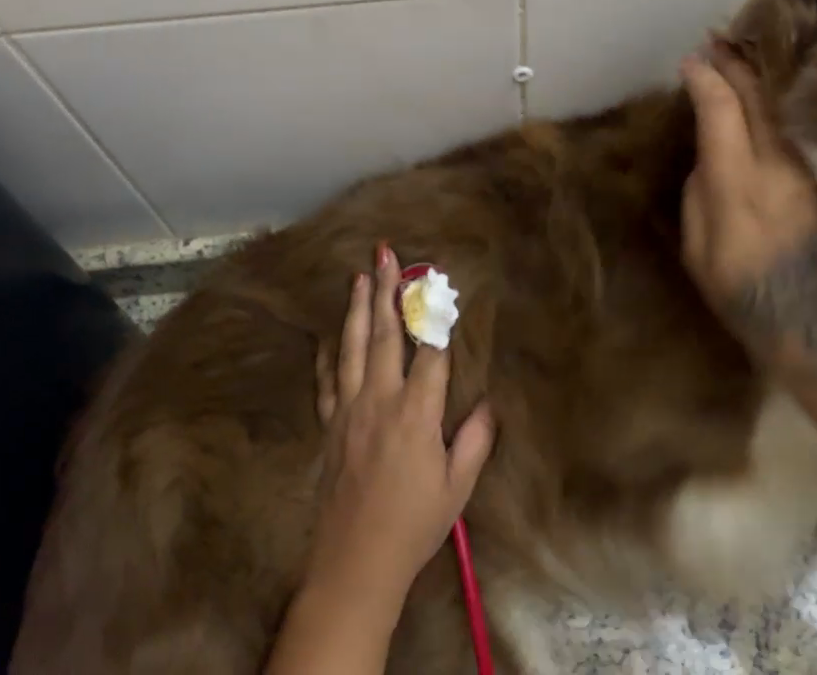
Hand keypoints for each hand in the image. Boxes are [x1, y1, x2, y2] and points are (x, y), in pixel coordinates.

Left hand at [304, 244, 495, 614]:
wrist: (355, 561)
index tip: (438, 281)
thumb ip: (474, 440)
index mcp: (417, 414)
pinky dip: (329, 354)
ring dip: (358, 309)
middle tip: (387, 255)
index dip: (436, 314)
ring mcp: (349, 411)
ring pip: (352, 348)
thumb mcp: (457, 486)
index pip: (430, 352)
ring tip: (359, 275)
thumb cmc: (414, 525)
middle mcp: (380, 402)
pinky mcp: (330, 426)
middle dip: (388, 292)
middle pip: (385, 336)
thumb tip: (488, 403)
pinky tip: (329, 336)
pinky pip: (327, 381)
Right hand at [678, 41, 816, 309]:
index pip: (721, 111)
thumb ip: (699, 197)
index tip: (691, 61)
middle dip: (736, 63)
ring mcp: (813, 171)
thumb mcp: (700, 256)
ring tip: (746, 53)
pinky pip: (803, 127)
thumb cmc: (748, 301)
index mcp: (739, 186)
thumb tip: (709, 159)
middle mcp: (780, 167)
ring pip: (786, 107)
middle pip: (758, 98)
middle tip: (718, 39)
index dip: (705, 79)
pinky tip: (777, 92)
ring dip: (763, 75)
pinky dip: (785, 101)